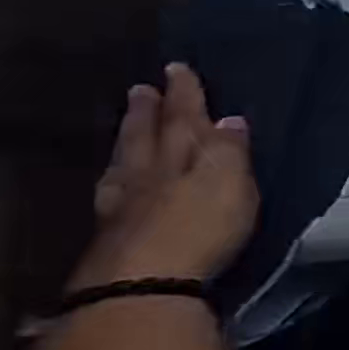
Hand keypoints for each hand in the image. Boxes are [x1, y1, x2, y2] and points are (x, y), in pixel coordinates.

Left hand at [71, 64, 258, 292]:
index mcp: (181, 157)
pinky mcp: (119, 229)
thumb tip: (230, 120)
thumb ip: (229, 150)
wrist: (146, 281)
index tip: (178, 69)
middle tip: (144, 89)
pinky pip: (118, 186)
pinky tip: (121, 178)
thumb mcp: (230, 181)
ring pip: (128, 159)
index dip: (185, 95)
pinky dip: (122, 173)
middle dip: (151, 112)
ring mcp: (127, 202)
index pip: (184, 118)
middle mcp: (149, 172)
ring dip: (132, 139)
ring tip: (131, 124)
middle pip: (149, 135)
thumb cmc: (202, 225)